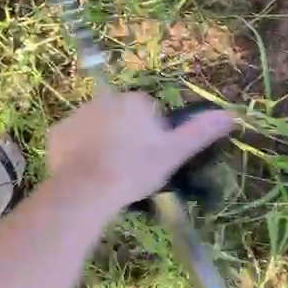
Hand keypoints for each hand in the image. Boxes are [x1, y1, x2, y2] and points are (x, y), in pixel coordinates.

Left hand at [40, 92, 237, 215]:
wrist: (88, 188)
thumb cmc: (135, 170)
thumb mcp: (173, 153)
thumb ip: (200, 132)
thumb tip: (231, 114)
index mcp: (134, 101)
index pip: (148, 113)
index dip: (151, 136)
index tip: (149, 158)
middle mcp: (104, 99)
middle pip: (120, 118)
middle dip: (125, 137)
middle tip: (129, 168)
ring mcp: (77, 114)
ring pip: (96, 128)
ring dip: (101, 143)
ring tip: (107, 174)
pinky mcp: (56, 132)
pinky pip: (72, 140)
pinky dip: (78, 153)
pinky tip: (85, 173)